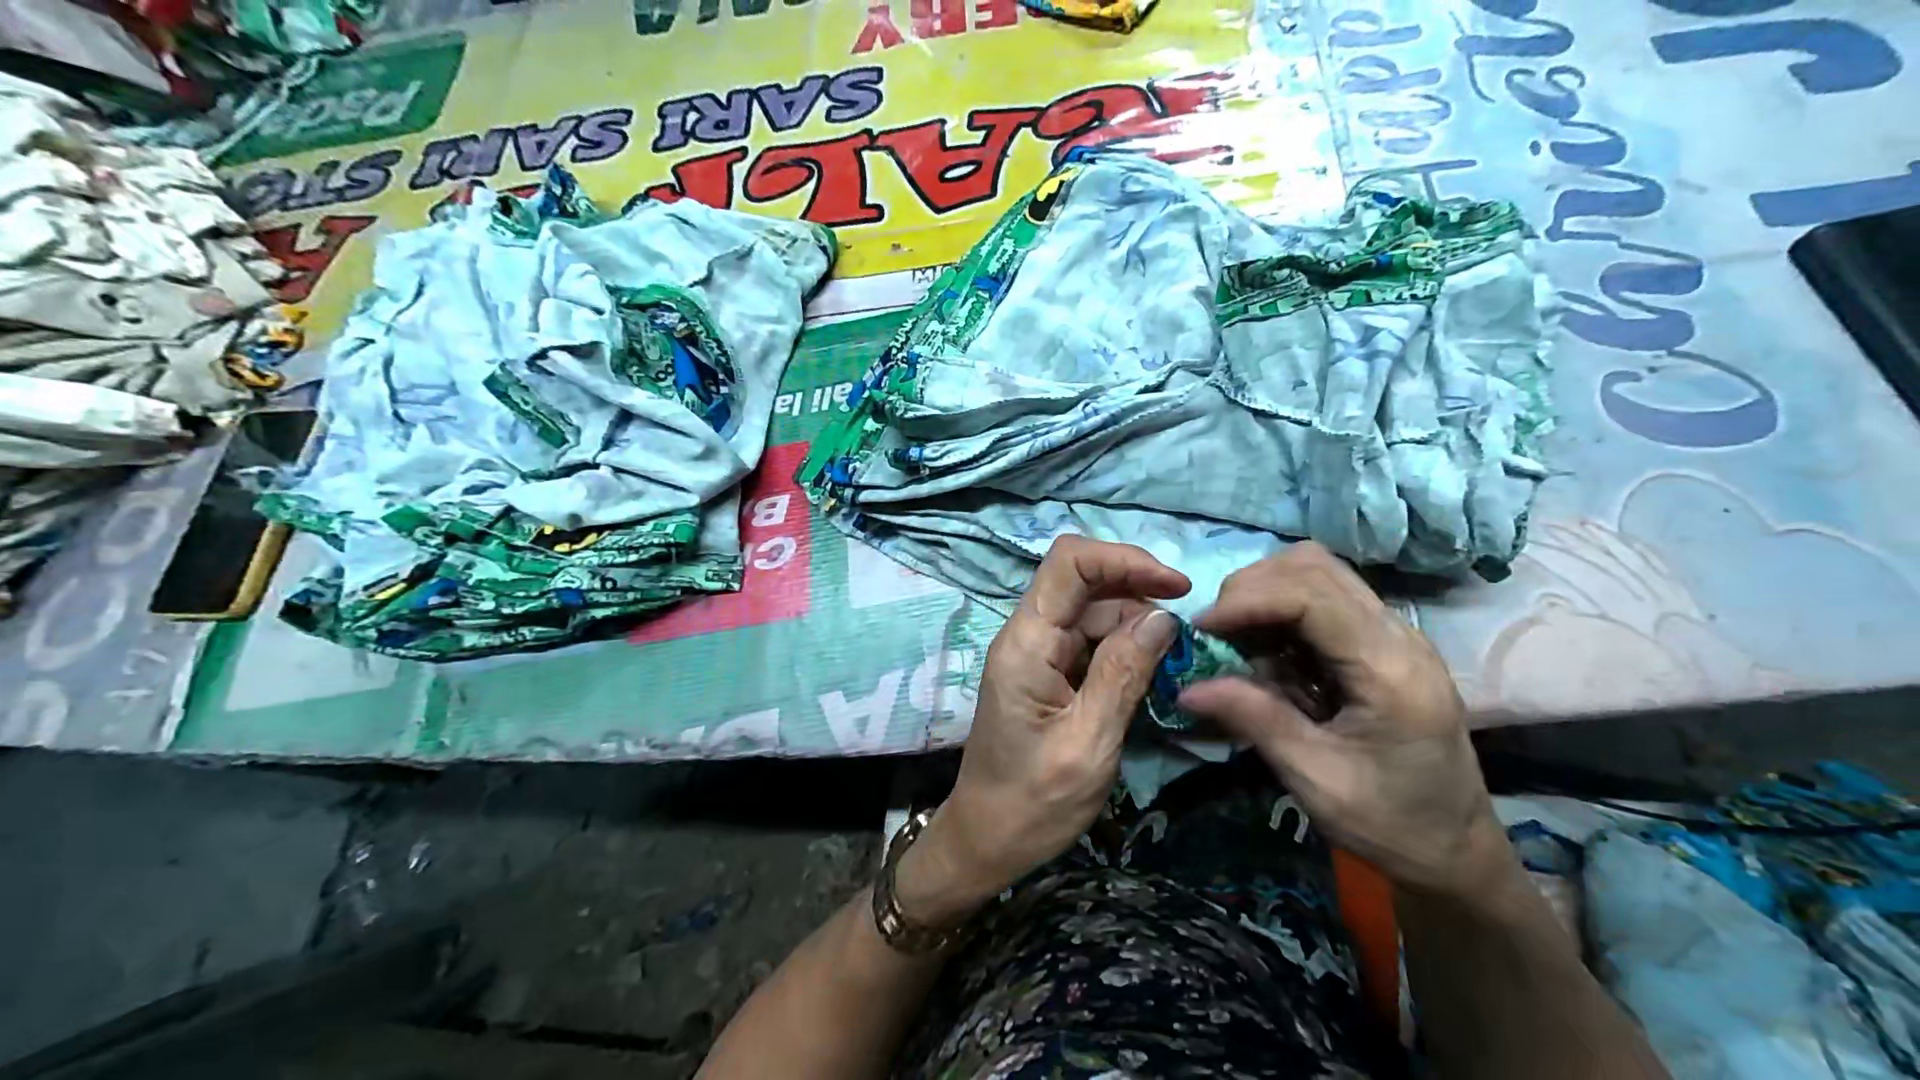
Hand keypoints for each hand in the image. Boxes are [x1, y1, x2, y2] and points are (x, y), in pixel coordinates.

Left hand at [896, 536, 1189, 926]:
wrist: (989, 840)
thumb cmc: (1034, 803)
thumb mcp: (1089, 743)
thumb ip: (1124, 674)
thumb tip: (1163, 617)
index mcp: (1026, 644)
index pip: (1068, 564)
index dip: (1124, 560)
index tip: (1177, 587)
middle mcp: (1028, 636)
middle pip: (1085, 584)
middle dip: (1140, 596)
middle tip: (1187, 638)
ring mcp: (1037, 654)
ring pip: (1093, 612)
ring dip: (1137, 625)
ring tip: (1177, 661)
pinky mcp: (1048, 674)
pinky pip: (1091, 642)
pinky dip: (1125, 649)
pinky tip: (1153, 672)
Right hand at [1176, 542, 1514, 899]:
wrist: (1456, 849)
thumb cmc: (1389, 822)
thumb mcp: (1314, 778)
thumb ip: (1253, 720)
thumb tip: (1186, 688)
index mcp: (1388, 669)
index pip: (1311, 594)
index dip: (1248, 599)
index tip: (1203, 628)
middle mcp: (1397, 635)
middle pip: (1313, 566)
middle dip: (1251, 588)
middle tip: (1217, 632)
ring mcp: (1394, 634)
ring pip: (1318, 571)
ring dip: (1265, 592)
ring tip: (1238, 638)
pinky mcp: (1382, 641)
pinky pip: (1324, 596)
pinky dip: (1281, 607)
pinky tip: (1267, 649)